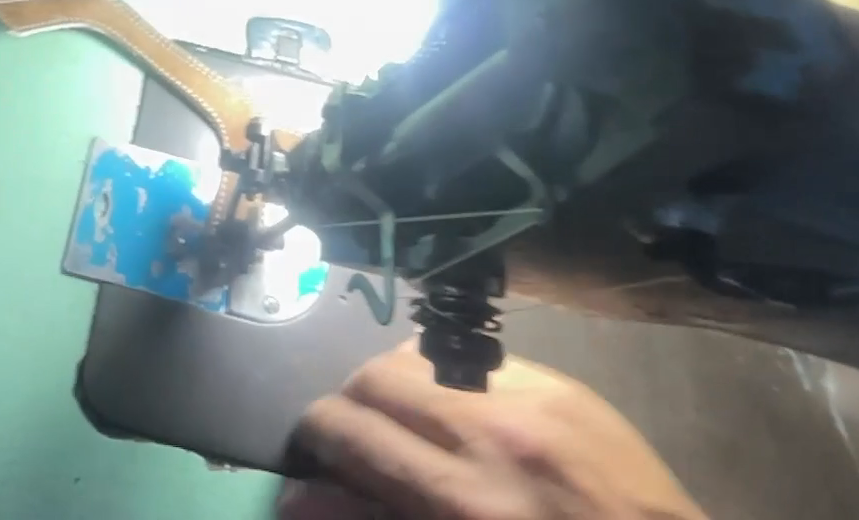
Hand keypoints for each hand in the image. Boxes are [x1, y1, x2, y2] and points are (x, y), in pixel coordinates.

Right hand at [287, 343, 705, 519]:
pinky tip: (456, 410)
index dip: (314, 437)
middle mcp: (494, 437)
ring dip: (391, 386)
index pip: (350, 432)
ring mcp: (532, 400)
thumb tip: (297, 498)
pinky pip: (466, 354)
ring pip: (412, 354)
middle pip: (373, 378)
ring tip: (406, 422)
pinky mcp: (561, 384)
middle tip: (355, 438)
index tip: (313, 454)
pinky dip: (440, 377)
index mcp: (468, 505)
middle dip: (348, 404)